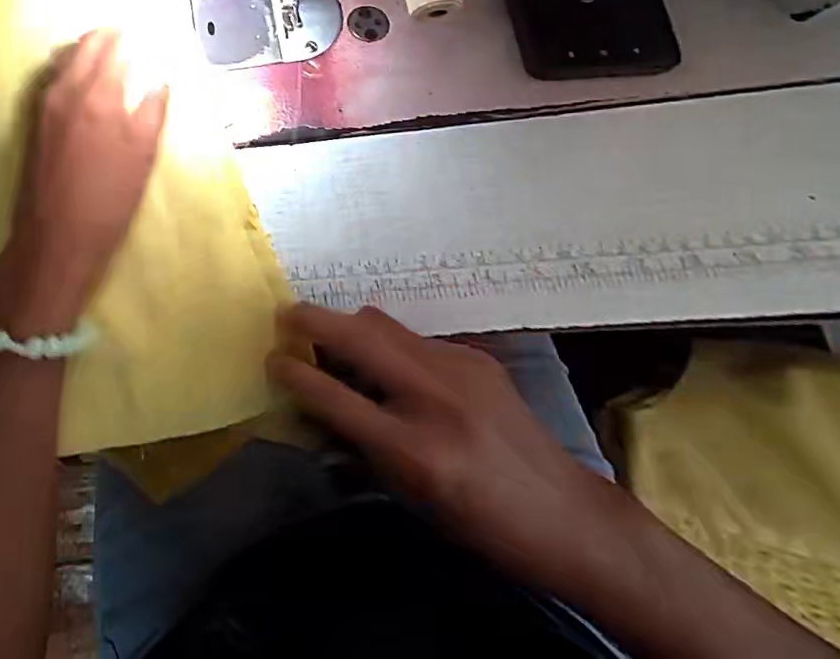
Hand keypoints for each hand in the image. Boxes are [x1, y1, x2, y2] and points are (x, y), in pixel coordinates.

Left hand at [0, 28, 168, 335]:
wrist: (55, 240)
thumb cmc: (109, 203)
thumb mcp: (144, 156)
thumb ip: (152, 110)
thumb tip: (160, 76)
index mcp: (100, 96)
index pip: (119, 46)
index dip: (137, 36)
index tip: (151, 31)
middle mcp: (67, 90)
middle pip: (89, 45)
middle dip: (112, 35)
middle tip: (132, 33)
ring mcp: (44, 104)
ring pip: (66, 57)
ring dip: (88, 46)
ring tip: (110, 47)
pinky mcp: (33, 121)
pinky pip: (52, 76)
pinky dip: (69, 64)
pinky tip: (82, 75)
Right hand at [267, 304, 617, 585]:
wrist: (566, 515)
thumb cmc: (482, 523)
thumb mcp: (413, 496)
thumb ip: (362, 446)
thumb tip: (322, 406)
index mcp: (415, 449)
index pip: (337, 398)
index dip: (296, 374)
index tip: (273, 359)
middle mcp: (435, 396)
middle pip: (360, 337)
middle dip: (315, 320)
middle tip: (286, 316)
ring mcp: (460, 368)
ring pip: (386, 326)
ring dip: (350, 327)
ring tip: (333, 340)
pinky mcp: (476, 357)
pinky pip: (416, 339)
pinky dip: (390, 346)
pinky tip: (394, 369)